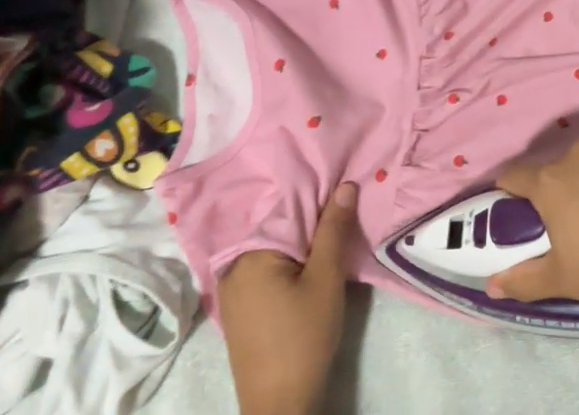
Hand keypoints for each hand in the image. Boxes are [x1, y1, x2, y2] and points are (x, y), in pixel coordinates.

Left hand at [218, 182, 358, 414]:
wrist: (279, 405)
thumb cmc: (304, 337)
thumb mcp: (326, 278)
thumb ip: (333, 230)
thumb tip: (344, 186)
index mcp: (250, 254)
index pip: (289, 210)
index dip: (320, 203)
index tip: (347, 200)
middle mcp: (233, 267)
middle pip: (280, 231)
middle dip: (311, 226)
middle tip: (345, 223)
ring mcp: (231, 291)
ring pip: (274, 253)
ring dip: (302, 248)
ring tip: (332, 245)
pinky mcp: (238, 310)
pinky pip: (265, 273)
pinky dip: (288, 267)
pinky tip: (309, 272)